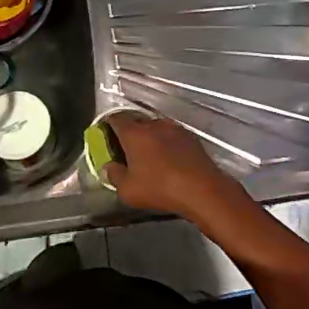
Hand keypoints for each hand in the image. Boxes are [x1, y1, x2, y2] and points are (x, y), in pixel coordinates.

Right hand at [105, 114, 240, 217]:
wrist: (202, 190)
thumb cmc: (159, 188)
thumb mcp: (128, 190)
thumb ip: (114, 175)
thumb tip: (109, 167)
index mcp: (133, 133)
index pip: (115, 118)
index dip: (108, 125)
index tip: (106, 135)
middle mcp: (153, 124)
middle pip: (136, 121)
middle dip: (129, 132)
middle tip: (126, 148)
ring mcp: (174, 129)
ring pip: (155, 127)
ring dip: (149, 137)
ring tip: (149, 154)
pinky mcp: (190, 137)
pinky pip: (171, 135)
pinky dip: (166, 143)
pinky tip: (169, 158)